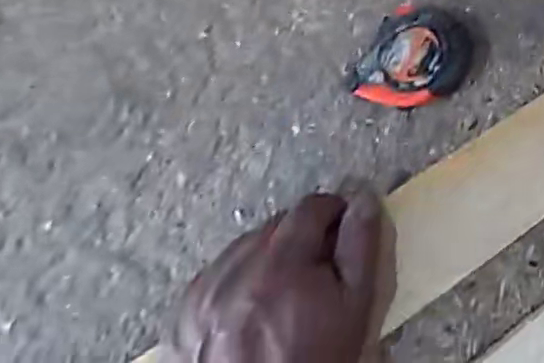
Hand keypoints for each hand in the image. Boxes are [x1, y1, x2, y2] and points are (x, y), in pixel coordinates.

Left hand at [166, 189, 391, 362]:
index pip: (309, 208)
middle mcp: (231, 279)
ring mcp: (199, 303)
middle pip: (275, 225)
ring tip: (285, 286)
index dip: (335, 212)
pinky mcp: (179, 323)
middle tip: (319, 266)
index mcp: (279, 269)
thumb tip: (364, 197)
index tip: (344, 232)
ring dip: (269, 253)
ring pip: (243, 247)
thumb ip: (362, 242)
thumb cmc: (319, 357)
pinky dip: (237, 276)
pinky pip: (213, 276)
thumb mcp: (358, 300)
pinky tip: (253, 301)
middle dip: (302, 234)